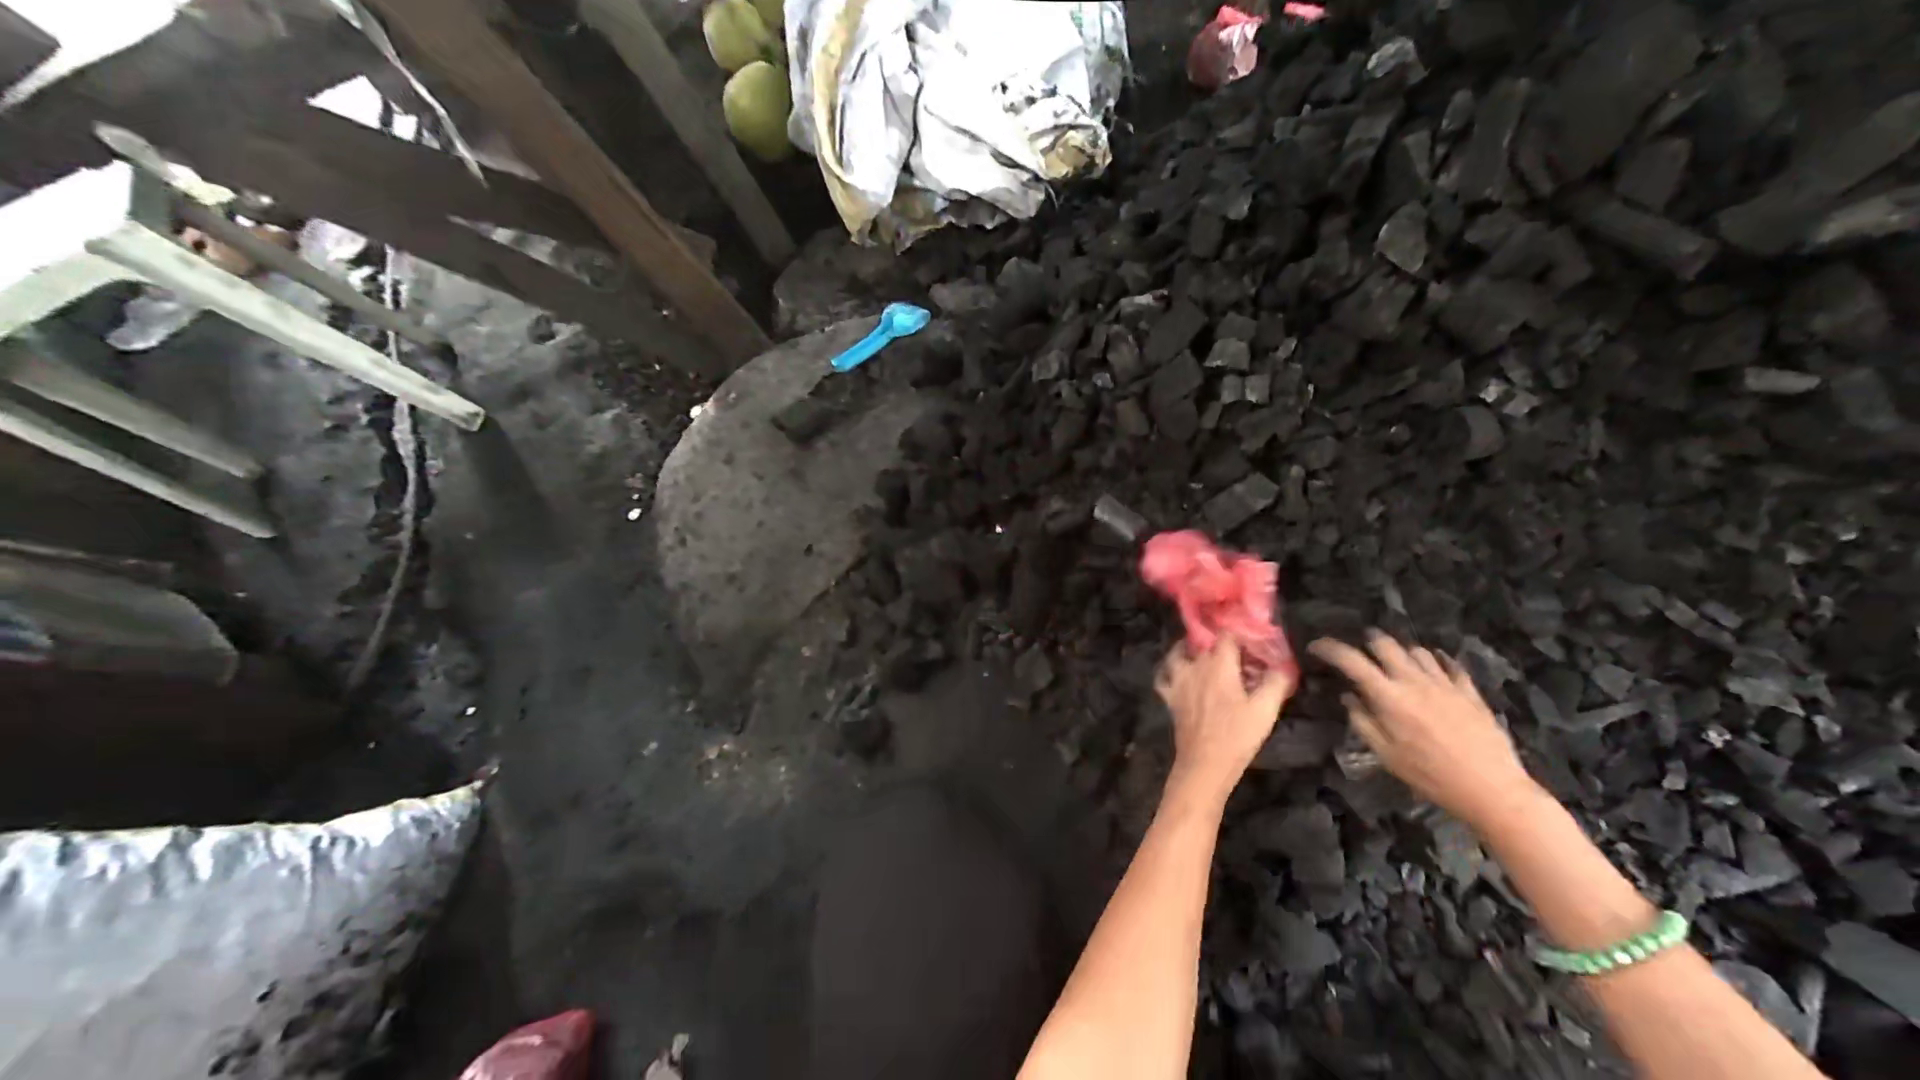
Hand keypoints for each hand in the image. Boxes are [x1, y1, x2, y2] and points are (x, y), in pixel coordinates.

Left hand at [1156, 637, 1295, 803]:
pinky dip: (1169, 672)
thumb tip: (1284, 664)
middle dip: (1220, 645)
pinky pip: (1164, 677)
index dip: (1240, 636)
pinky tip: (1178, 674)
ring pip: (1178, 655)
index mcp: (1218, 665)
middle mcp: (1194, 666)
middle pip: (1204, 644)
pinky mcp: (1169, 697)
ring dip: (1189, 651)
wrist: (1205, 764)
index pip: (1227, 636)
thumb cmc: (1237, 735)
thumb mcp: (1265, 709)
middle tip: (1237, 654)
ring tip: (1202, 655)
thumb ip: (1276, 682)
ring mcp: (1178, 681)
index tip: (1253, 643)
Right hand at [1310, 632, 1543, 831]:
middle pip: (1386, 644)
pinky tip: (1433, 668)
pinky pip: (1449, 665)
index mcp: (1389, 697)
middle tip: (1361, 653)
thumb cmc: (1431, 776)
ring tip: (1395, 665)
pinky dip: (1436, 661)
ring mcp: (1445, 683)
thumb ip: (1363, 721)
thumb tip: (1349, 697)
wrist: (1491, 789)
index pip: (1351, 661)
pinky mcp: (1469, 691)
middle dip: (1367, 643)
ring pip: (1417, 651)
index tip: (1316, 647)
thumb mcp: (1386, 755)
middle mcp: (1415, 681)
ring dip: (1400, 653)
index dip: (1329, 649)